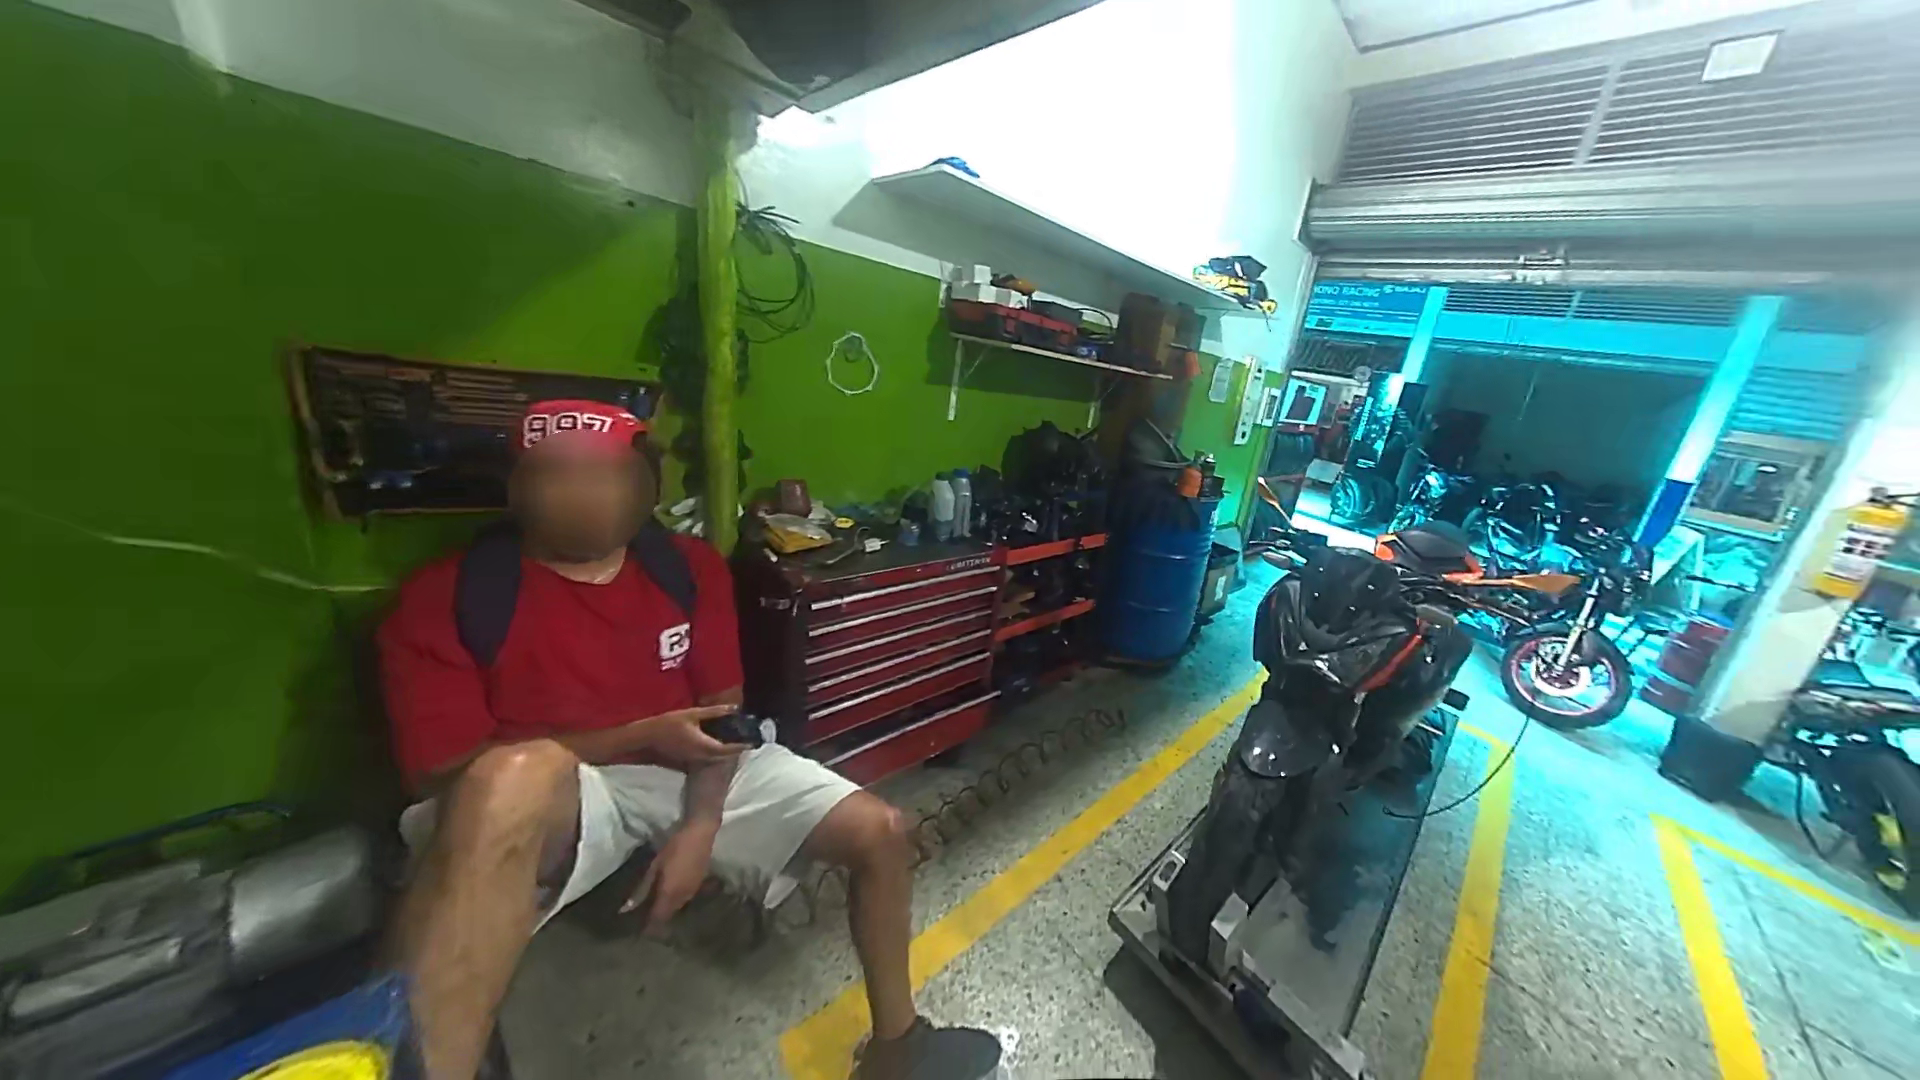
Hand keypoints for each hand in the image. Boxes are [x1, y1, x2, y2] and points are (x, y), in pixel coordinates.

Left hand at [622, 822, 717, 931]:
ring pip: (678, 906)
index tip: (639, 930)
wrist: (701, 832)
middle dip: (658, 917)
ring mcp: (694, 890)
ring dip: (669, 907)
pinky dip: (678, 897)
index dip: (648, 927)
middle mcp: (683, 897)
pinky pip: (686, 896)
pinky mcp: (701, 882)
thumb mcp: (655, 866)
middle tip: (646, 913)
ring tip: (659, 900)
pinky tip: (673, 888)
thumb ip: (642, 889)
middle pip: (668, 914)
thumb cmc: (675, 847)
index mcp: (669, 895)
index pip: (657, 920)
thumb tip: (626, 909)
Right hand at [636, 704, 748, 768]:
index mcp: (705, 745)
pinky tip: (718, 742)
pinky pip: (706, 758)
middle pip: (723, 756)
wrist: (647, 737)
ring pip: (715, 758)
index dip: (741, 746)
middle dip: (736, 749)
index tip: (753, 742)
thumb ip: (715, 712)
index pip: (728, 749)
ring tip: (736, 740)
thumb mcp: (694, 714)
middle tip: (747, 739)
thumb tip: (735, 708)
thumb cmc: (670, 723)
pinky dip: (715, 752)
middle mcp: (701, 756)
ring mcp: (693, 760)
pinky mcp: (687, 760)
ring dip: (726, 751)